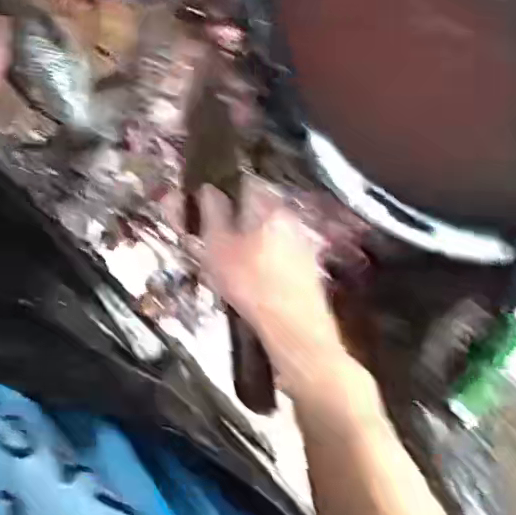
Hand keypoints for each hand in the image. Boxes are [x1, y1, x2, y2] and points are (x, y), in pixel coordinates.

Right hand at [196, 178, 347, 383]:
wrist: (297, 334)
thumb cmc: (250, 283)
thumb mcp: (216, 244)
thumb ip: (211, 211)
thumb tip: (209, 188)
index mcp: (268, 207)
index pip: (245, 180)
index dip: (223, 186)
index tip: (206, 198)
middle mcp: (290, 220)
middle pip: (258, 206)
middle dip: (235, 215)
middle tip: (213, 232)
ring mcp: (304, 245)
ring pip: (268, 230)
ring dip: (249, 237)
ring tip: (228, 257)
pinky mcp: (310, 270)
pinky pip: (279, 251)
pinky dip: (264, 256)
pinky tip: (250, 275)